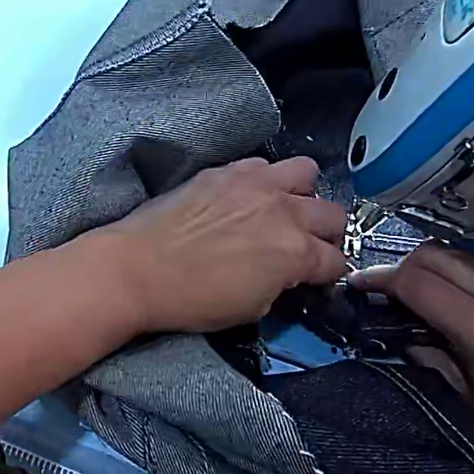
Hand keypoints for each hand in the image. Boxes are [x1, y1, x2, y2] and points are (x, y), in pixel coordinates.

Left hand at [84, 157, 347, 334]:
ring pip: (307, 172)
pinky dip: (266, 180)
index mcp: (294, 252)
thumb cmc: (192, 299)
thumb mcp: (252, 308)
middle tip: (310, 245)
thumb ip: (282, 284)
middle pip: (334, 214)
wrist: (136, 269)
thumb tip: (289, 273)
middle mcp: (283, 210)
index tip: (320, 276)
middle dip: (328, 234)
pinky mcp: (227, 170)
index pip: (336, 260)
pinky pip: (264, 164)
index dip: (331, 272)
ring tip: (285, 210)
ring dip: (304, 194)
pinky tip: (249, 198)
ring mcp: (256, 183)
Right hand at [349, 245, 473, 467]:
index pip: (419, 282)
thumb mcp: (473, 398)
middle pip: (437, 255)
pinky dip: (457, 276)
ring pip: (461, 257)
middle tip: (385, 288)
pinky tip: (450, 299)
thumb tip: (402, 334)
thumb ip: (432, 356)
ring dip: (430, 267)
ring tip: (414, 293)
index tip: (361, 284)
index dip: (382, 279)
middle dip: (403, 265)